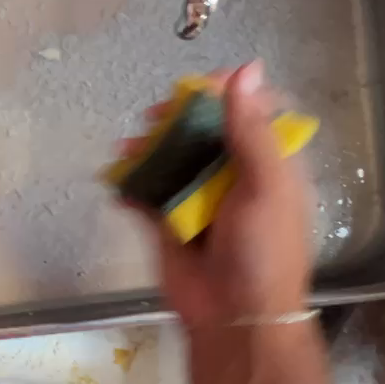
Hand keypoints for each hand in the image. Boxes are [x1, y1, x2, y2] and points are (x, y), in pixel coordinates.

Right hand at [138, 61, 313, 327]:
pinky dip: (129, 188)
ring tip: (125, 149)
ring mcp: (197, 201)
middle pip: (202, 134)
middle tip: (152, 117)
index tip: (195, 89)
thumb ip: (250, 130)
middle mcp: (232, 178)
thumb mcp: (265, 184)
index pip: (250, 114)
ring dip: (146, 152)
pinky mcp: (166, 225)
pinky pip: (144, 198)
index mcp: (268, 164)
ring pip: (169, 163)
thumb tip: (244, 70)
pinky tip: (117, 183)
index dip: (225, 95)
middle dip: (174, 121)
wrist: (232, 314)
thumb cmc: (262, 249)